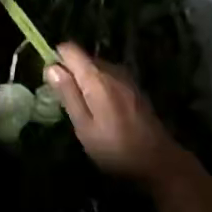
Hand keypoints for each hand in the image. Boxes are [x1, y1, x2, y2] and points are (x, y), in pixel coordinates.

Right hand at [45, 43, 170, 182]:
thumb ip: (67, 94)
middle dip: (69, 72)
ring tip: (84, 109)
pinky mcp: (134, 88)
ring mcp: (125, 78)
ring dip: (84, 81)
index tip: (52, 82)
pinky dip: (98, 86)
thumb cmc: (116, 148)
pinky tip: (102, 111)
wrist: (161, 163)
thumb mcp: (84, 126)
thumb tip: (50, 68)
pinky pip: (107, 77)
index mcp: (96, 78)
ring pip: (95, 67)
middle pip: (82, 57)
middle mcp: (112, 70)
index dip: (56, 59)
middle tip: (66, 101)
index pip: (69, 48)